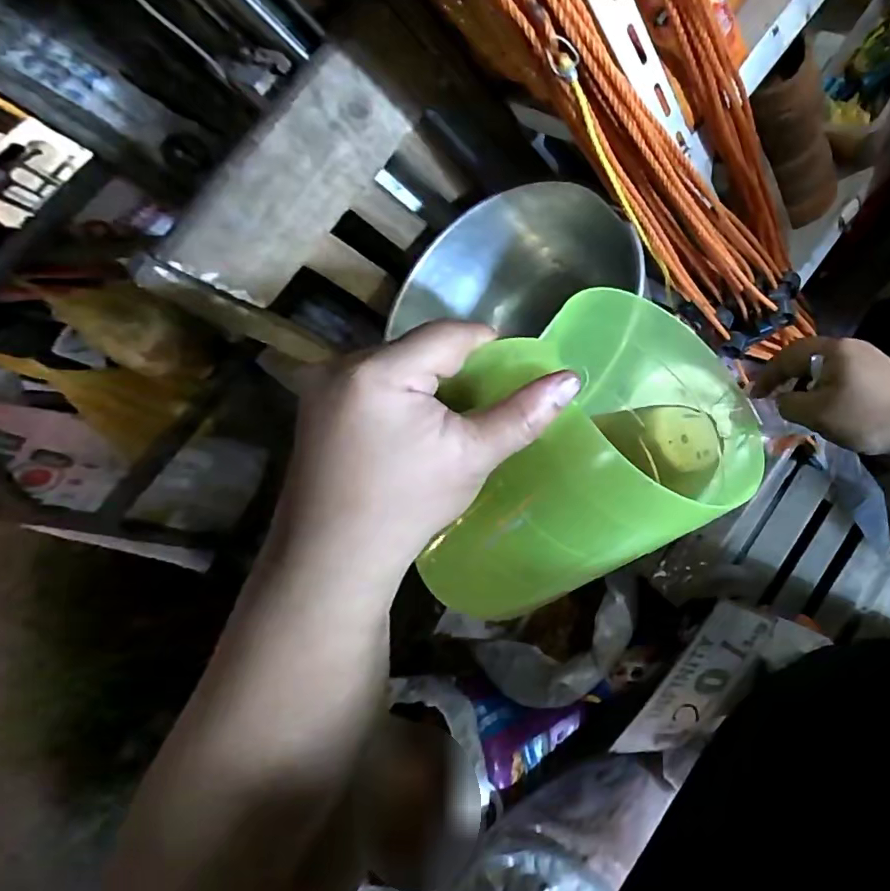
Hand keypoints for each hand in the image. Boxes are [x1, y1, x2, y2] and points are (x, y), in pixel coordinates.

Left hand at [273, 321, 580, 573]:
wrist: (334, 556)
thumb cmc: (409, 503)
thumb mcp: (475, 454)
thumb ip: (524, 413)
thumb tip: (571, 379)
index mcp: (380, 370)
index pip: (450, 334)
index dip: (491, 349)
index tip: (513, 380)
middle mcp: (343, 364)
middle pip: (423, 346)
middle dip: (460, 369)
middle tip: (484, 409)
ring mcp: (323, 384)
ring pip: (401, 362)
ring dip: (434, 381)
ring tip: (453, 422)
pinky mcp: (318, 404)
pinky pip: (377, 379)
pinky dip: (407, 394)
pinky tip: (417, 431)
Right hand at [750, 337, 889, 457]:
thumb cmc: (867, 418)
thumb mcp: (819, 414)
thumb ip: (790, 404)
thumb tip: (779, 400)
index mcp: (835, 348)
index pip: (790, 354)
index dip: (768, 374)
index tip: (753, 395)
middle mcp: (853, 346)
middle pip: (809, 359)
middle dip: (789, 380)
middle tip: (774, 401)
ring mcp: (871, 360)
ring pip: (827, 371)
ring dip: (809, 388)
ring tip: (800, 410)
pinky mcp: (883, 377)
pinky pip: (845, 379)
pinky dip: (828, 392)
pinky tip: (830, 412)